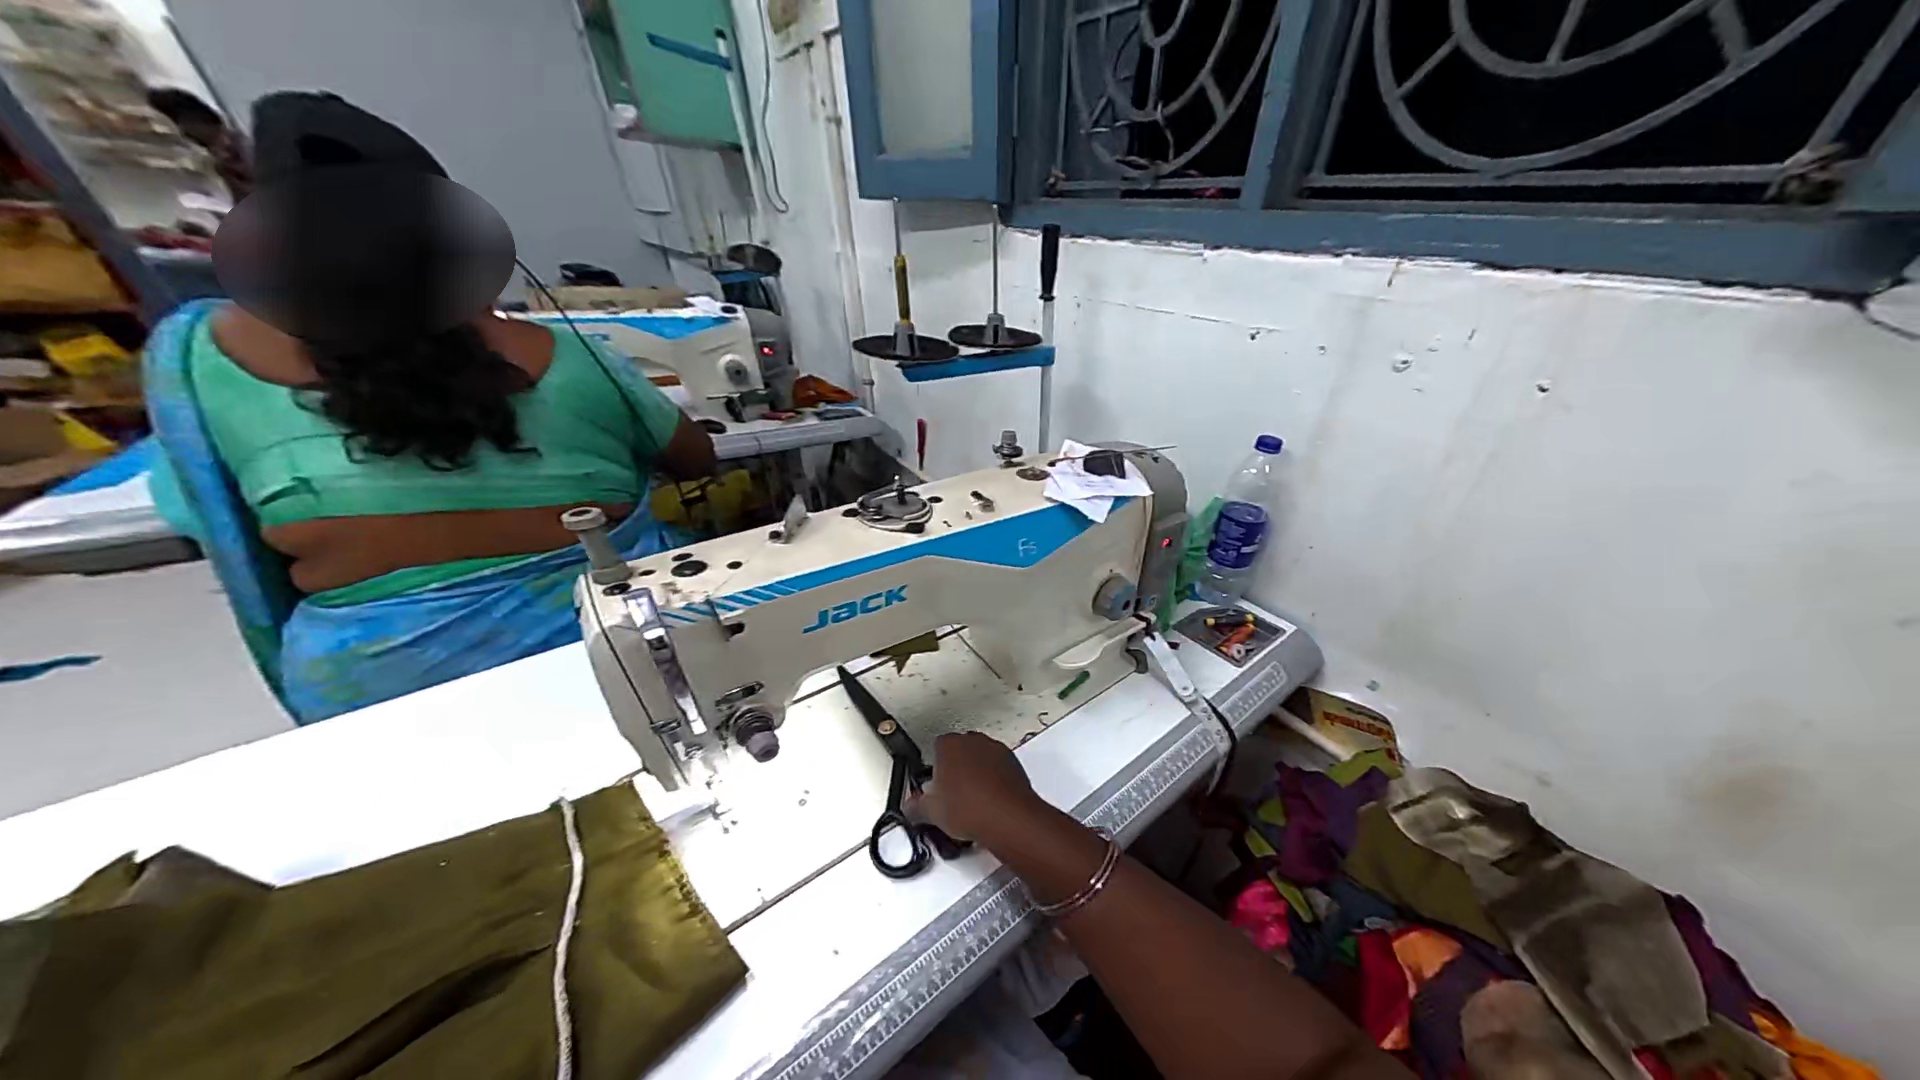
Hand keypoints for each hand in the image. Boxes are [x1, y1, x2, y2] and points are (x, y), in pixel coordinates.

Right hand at [919, 732, 1050, 845]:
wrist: (1007, 819)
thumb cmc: (972, 808)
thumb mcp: (931, 812)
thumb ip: (916, 806)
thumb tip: (912, 809)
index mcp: (949, 744)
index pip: (936, 747)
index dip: (933, 768)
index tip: (933, 785)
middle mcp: (974, 741)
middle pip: (959, 751)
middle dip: (954, 769)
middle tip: (950, 795)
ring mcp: (996, 750)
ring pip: (980, 758)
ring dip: (975, 774)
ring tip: (970, 802)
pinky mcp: (1014, 764)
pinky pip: (999, 769)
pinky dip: (994, 781)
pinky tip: (988, 803)